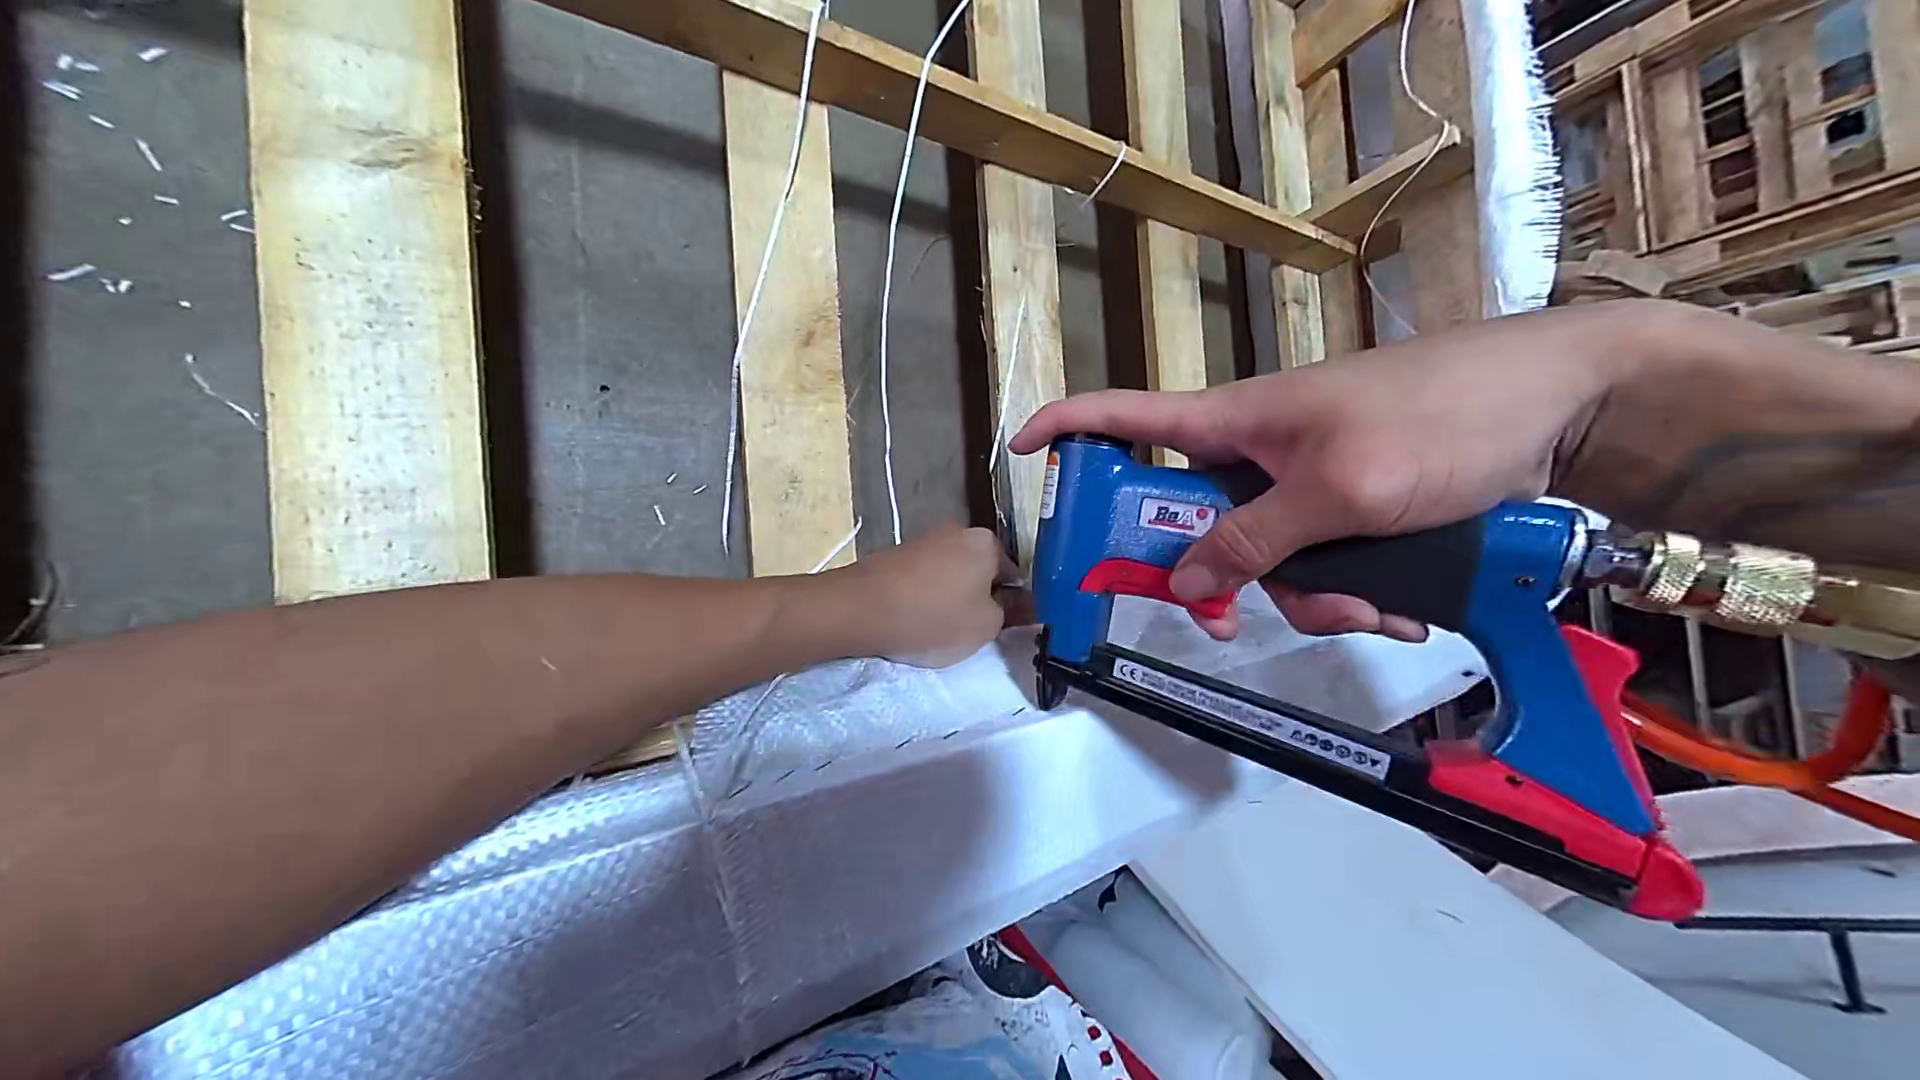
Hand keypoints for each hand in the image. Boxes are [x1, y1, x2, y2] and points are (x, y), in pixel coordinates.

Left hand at [831, 525, 1015, 666]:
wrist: (861, 607)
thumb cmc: (934, 617)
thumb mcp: (986, 626)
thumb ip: (1008, 612)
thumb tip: (1010, 603)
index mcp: (987, 542)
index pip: (1014, 576)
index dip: (1013, 605)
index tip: (1002, 629)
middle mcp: (958, 532)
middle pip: (981, 571)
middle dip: (979, 598)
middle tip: (972, 631)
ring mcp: (924, 540)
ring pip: (951, 575)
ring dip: (951, 598)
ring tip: (938, 628)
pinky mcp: (897, 553)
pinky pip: (924, 578)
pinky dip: (925, 597)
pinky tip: (915, 618)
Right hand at [1010, 303, 1654, 638]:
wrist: (1567, 402)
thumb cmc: (1438, 419)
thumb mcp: (1337, 491)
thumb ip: (1253, 540)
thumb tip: (1183, 584)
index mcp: (1227, 424)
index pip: (1121, 416)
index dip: (1064, 428)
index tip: (1022, 452)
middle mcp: (1248, 455)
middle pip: (1187, 523)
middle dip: (1216, 579)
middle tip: (1235, 622)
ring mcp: (1295, 483)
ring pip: (1257, 556)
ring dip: (1303, 596)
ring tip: (1375, 609)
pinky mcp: (1341, 506)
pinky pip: (1313, 561)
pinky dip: (1346, 591)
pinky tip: (1400, 606)